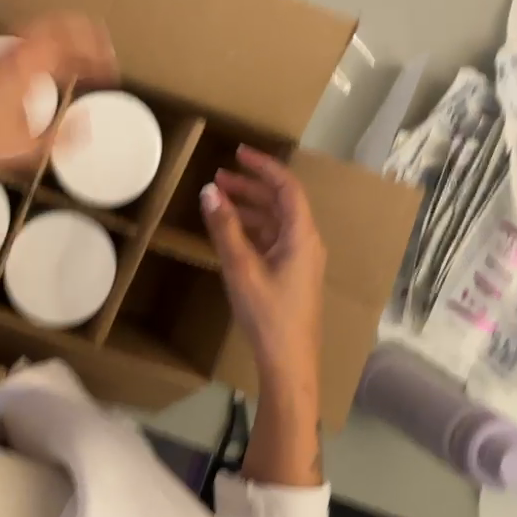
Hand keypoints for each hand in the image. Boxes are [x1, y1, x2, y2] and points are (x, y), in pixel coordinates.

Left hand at [0, 13, 116, 173]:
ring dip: (65, 35)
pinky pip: (25, 41)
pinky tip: (48, 69)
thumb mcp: (26, 147)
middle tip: (104, 49)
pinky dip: (45, 44)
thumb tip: (88, 126)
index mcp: (25, 65)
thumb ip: (62, 137)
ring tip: (82, 53)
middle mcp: (12, 52)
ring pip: (39, 29)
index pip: (73, 44)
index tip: (113, 72)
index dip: (99, 55)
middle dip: (86, 33)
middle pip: (58, 23)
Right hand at [201, 146, 325, 486]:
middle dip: (250, 187)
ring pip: (274, 222)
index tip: (238, 152)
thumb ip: (225, 228)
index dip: (263, 166)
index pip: (286, 187)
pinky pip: (271, 240)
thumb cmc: (268, 314)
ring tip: (218, 201)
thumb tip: (210, 192)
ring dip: (248, 208)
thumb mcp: (241, 268)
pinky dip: (250, 229)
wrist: (289, 363)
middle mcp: (306, 242)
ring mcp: (300, 260)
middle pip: (280, 202)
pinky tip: (229, 231)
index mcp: (302, 236)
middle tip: (218, 177)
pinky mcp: (291, 275)